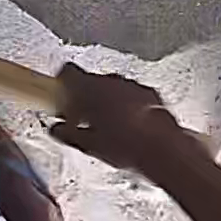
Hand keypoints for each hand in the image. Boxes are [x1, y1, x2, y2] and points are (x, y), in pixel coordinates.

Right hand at [48, 63, 199, 171]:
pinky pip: (131, 94)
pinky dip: (126, 105)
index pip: (68, 71)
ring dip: (106, 101)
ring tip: (107, 126)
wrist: (163, 149)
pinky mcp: (149, 93)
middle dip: (85, 97)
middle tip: (82, 118)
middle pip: (90, 81)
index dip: (62, 82)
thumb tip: (57, 131)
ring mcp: (132, 85)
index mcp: (89, 89)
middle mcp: (110, 81)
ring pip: (112, 87)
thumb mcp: (88, 145)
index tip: (61, 95)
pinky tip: (128, 126)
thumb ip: (67, 134)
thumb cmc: (124, 145)